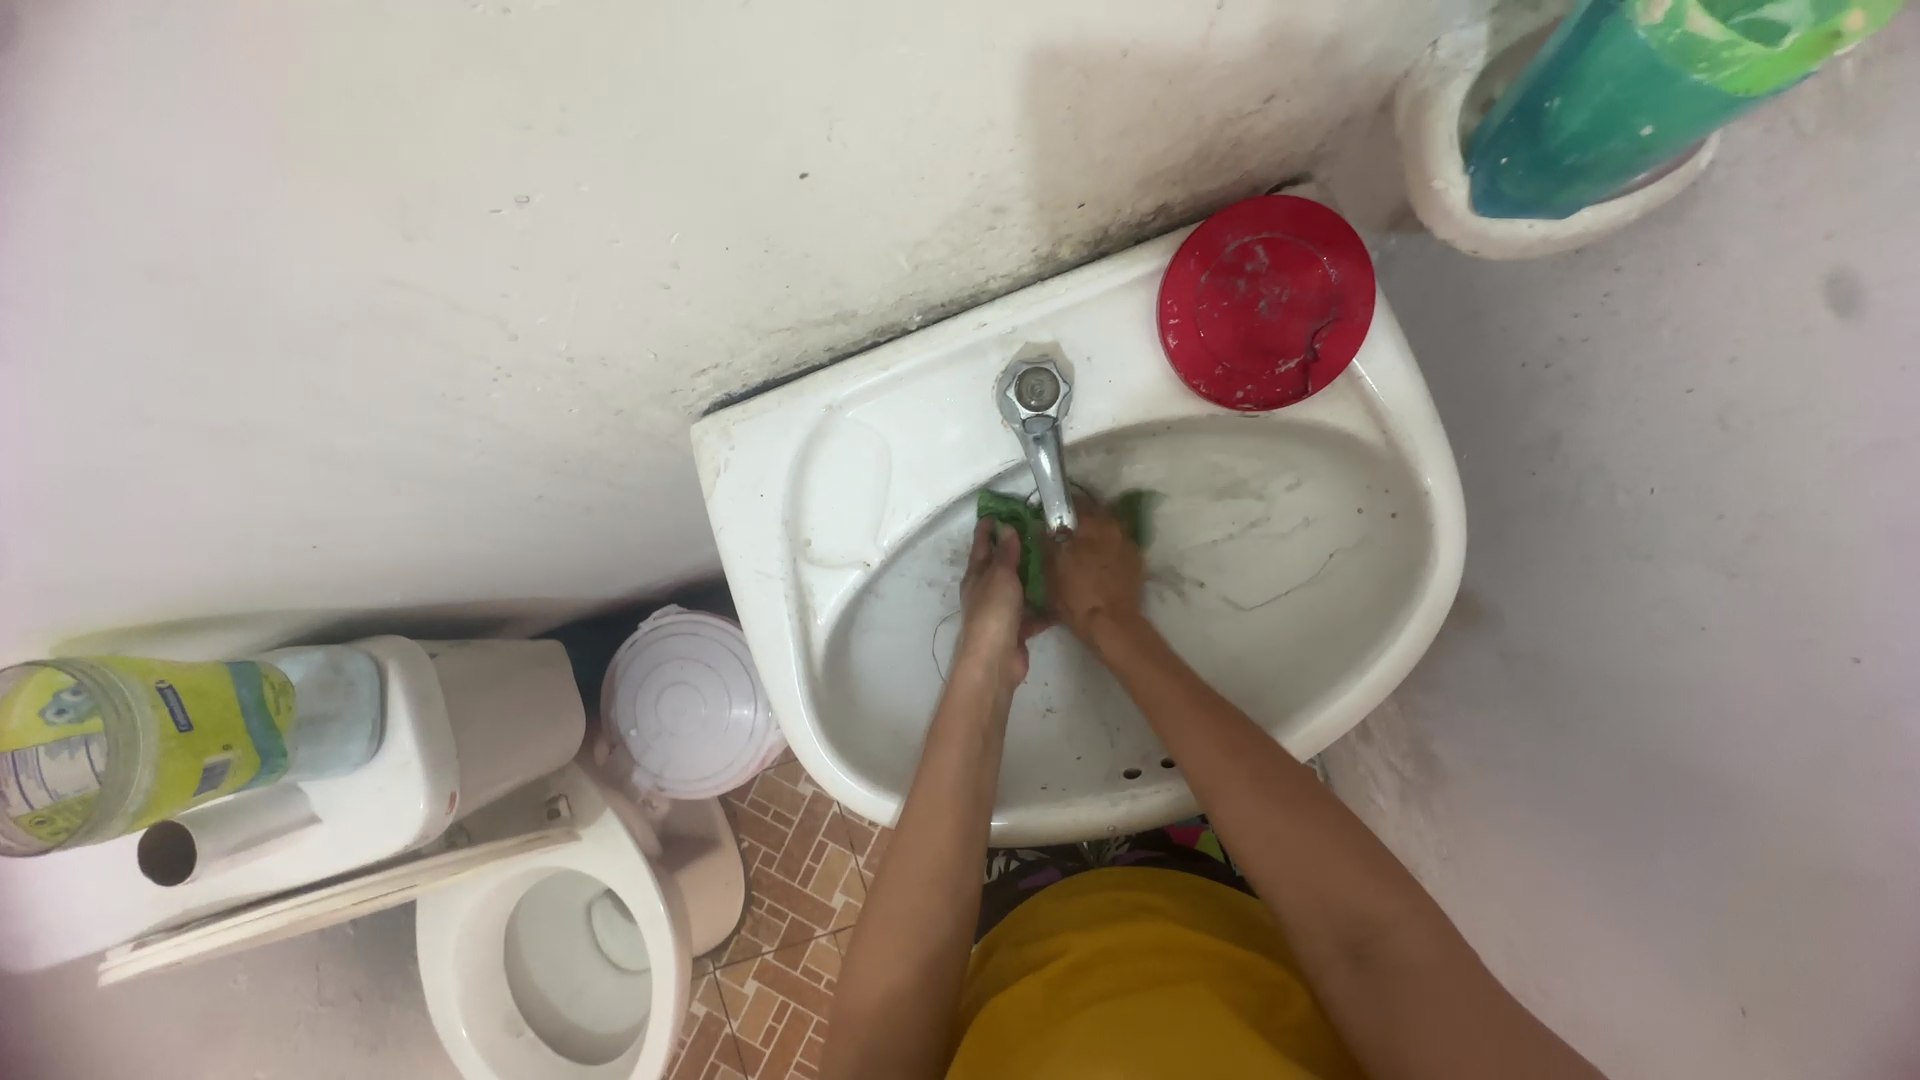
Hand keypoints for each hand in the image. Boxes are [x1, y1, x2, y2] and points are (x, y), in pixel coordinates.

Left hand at [955, 520, 1047, 693]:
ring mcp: (1001, 613)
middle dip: (1014, 552)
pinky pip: (1033, 615)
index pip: (980, 546)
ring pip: (1019, 591)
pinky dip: (1045, 609)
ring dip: (1032, 580)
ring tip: (1054, 563)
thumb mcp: (1000, 576)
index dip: (986, 530)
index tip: (994, 514)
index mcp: (976, 576)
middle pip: (1000, 568)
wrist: (995, 659)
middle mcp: (986, 592)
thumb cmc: (993, 612)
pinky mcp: (1017, 631)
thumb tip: (1006, 527)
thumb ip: (1006, 553)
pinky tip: (1063, 600)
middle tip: (1035, 534)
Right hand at [1044, 495, 1146, 646]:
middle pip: (1095, 513)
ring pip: (1108, 528)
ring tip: (1086, 549)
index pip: (1074, 502)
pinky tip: (1101, 563)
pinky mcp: (1137, 559)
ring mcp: (1127, 542)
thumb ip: (1047, 545)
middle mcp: (1111, 526)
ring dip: (1097, 533)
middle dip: (1081, 520)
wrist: (1112, 624)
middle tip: (1068, 534)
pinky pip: (1119, 544)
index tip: (1052, 517)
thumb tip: (1043, 528)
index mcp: (1088, 525)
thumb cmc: (1076, 598)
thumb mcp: (1051, 573)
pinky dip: (1110, 548)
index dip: (1061, 509)